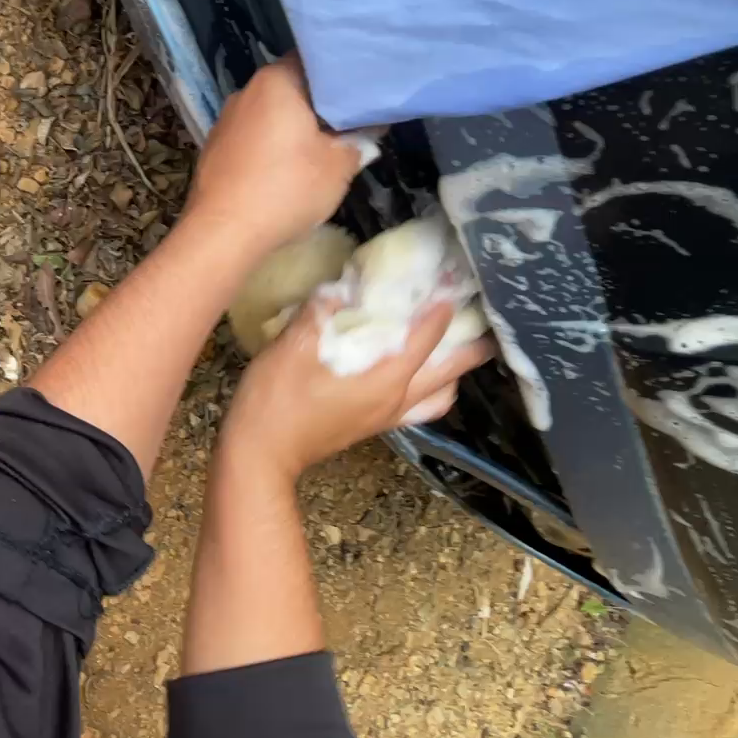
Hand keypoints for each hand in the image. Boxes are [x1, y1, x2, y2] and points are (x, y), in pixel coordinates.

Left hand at [184, 54, 360, 253]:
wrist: (221, 234)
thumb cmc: (284, 190)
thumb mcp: (339, 165)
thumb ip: (358, 140)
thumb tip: (366, 131)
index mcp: (276, 81)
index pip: (317, 60)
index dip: (344, 75)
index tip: (365, 92)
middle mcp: (244, 93)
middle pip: (291, 89)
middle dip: (319, 105)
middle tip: (350, 122)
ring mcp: (223, 124)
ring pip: (269, 117)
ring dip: (292, 129)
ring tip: (320, 148)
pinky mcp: (212, 152)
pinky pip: (251, 141)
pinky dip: (269, 149)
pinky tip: (284, 170)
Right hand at [219, 301, 493, 479]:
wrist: (260, 453)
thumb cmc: (275, 401)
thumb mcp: (292, 349)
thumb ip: (318, 314)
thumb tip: (338, 288)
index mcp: (384, 380)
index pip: (427, 339)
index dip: (440, 311)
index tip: (449, 284)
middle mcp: (396, 401)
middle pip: (451, 374)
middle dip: (469, 346)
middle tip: (477, 320)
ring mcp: (385, 418)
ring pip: (441, 397)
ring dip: (451, 373)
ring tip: (447, 350)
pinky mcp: (371, 427)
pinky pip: (418, 408)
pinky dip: (427, 389)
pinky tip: (408, 374)